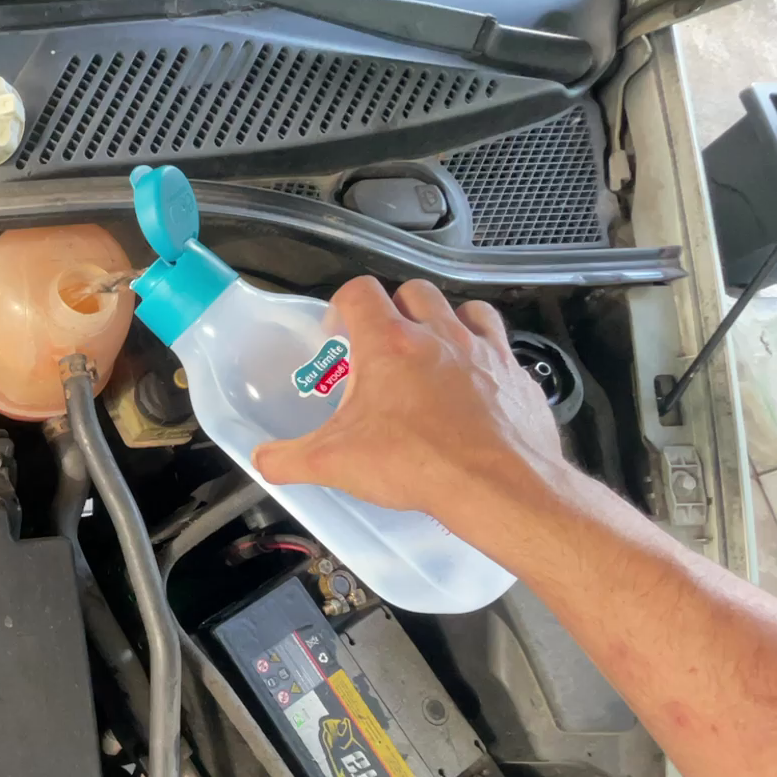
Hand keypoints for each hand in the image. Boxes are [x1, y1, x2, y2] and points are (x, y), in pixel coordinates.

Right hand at [252, 277, 568, 534]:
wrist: (496, 486)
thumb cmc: (414, 463)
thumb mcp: (330, 464)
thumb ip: (284, 460)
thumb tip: (260, 460)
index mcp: (388, 345)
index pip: (359, 292)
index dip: (340, 306)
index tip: (335, 335)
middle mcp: (437, 335)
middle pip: (412, 291)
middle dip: (391, 310)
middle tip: (378, 347)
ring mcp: (483, 349)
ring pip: (461, 307)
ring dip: (440, 321)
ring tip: (426, 354)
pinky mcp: (516, 372)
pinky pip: (498, 341)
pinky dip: (479, 349)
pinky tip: (466, 379)